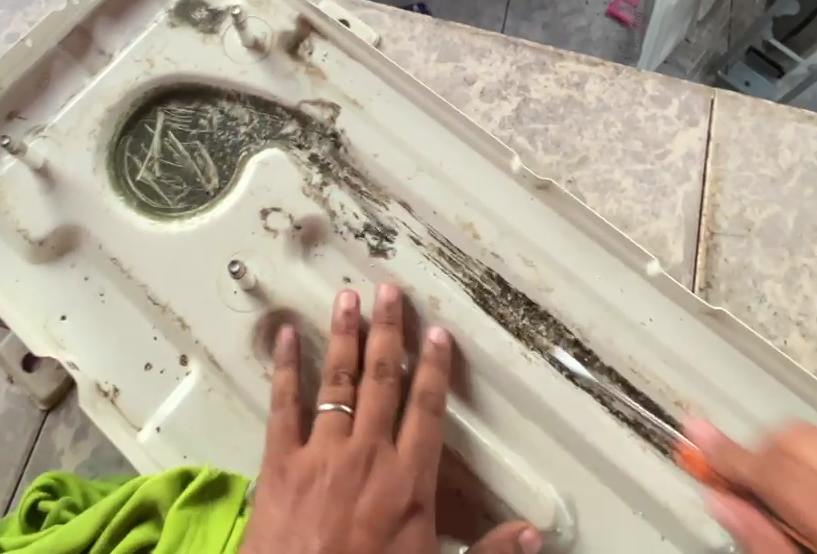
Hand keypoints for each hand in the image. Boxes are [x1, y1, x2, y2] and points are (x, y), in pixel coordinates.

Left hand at [240, 284, 541, 553]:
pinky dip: (285, 368)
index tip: (436, 332)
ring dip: (344, 336)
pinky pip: (283, 405)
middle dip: (387, 331)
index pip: (427, 410)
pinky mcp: (280, 463)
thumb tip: (535, 532)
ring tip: (346, 298)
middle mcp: (367, 455)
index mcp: (408, 482)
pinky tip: (284, 334)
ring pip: (337, 380)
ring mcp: (322, 453)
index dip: (434, 368)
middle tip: (389, 289)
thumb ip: (487, 553)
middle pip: (383, 380)